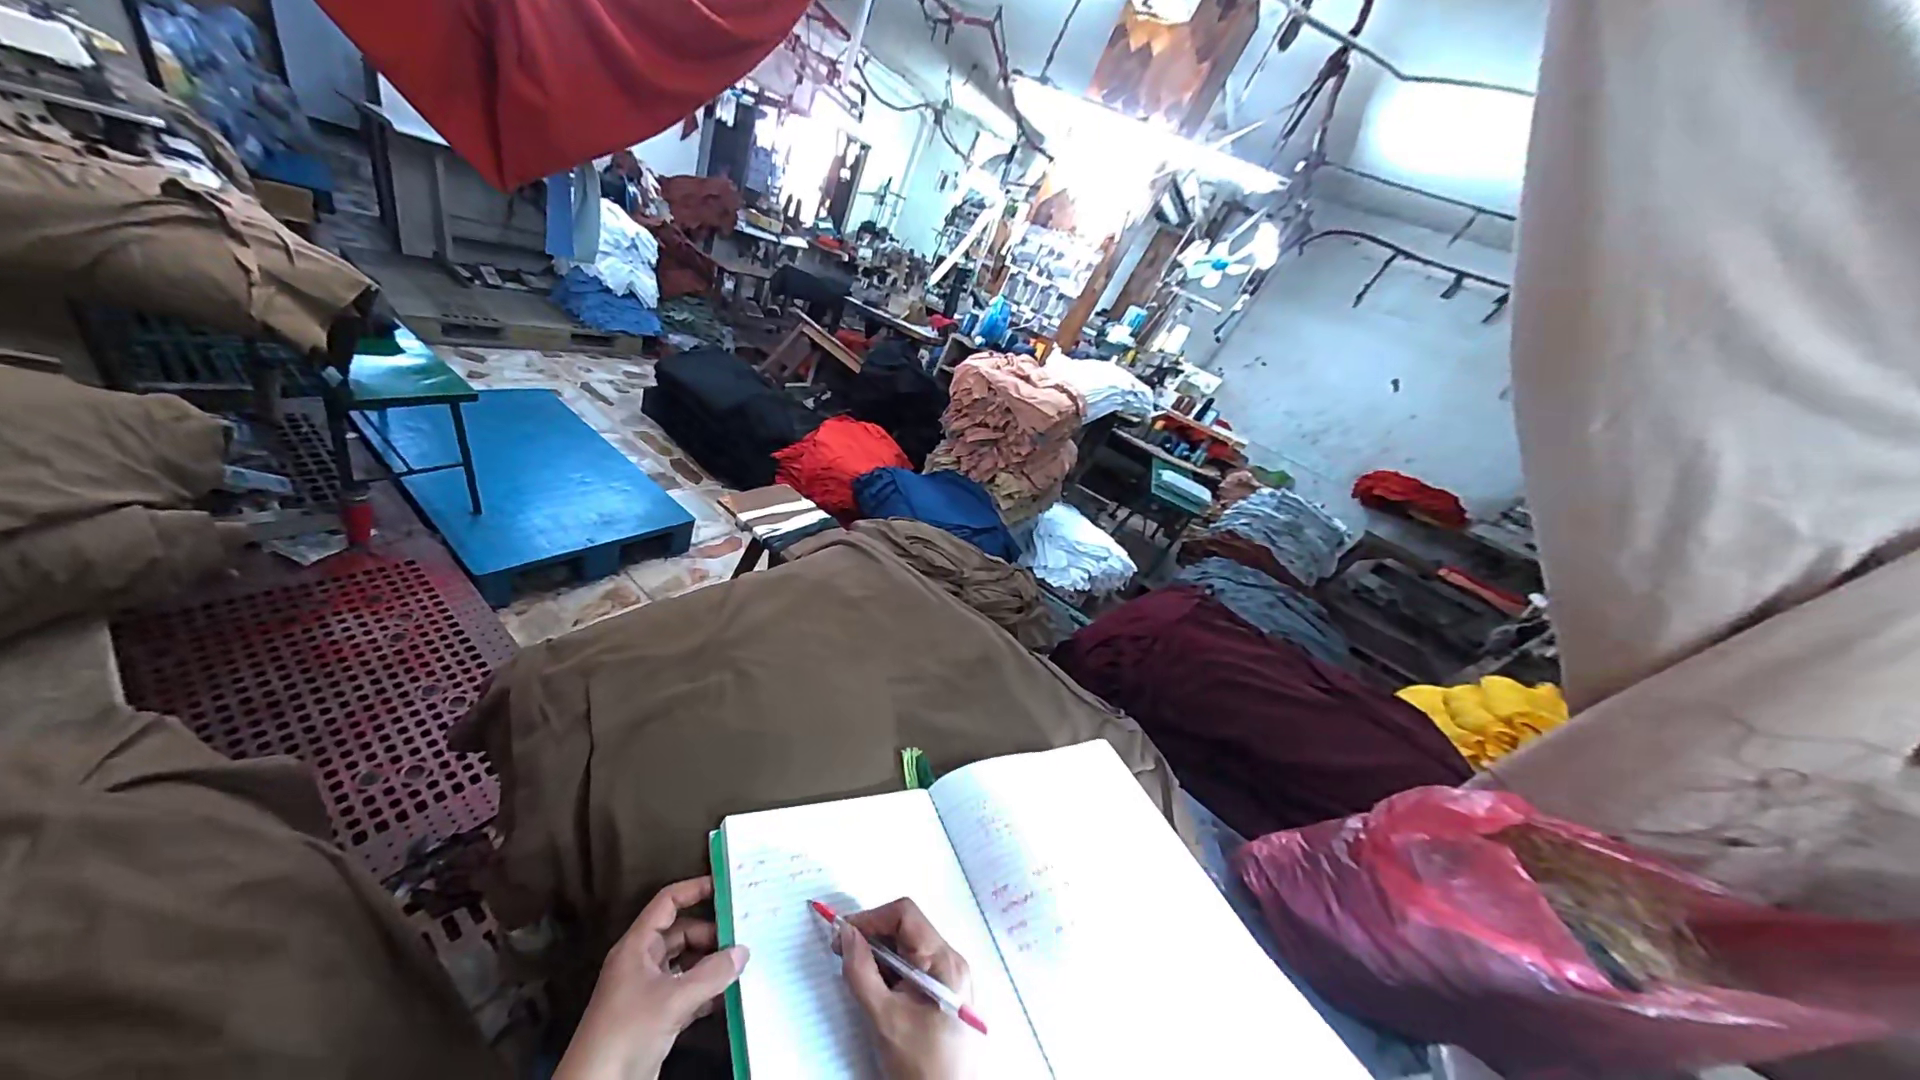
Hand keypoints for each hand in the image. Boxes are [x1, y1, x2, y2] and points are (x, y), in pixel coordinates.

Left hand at [554, 877, 749, 1079]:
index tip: (726, 888)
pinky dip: (706, 992)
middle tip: (743, 937)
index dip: (695, 890)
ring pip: (686, 964)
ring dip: (711, 965)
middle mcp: (642, 963)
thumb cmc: (627, 1033)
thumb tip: (743, 951)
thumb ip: (712, 973)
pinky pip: (687, 992)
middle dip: (711, 935)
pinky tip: (729, 997)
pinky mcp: (655, 1017)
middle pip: (682, 933)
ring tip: (743, 966)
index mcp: (637, 946)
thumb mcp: (673, 1000)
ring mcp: (648, 991)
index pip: (667, 903)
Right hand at [837, 898, 977, 1079]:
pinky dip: (891, 968)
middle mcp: (951, 960)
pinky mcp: (944, 990)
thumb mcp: (884, 1017)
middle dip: (872, 935)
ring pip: (909, 946)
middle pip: (907, 928)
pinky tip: (875, 985)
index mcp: (944, 960)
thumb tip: (845, 933)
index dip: (871, 918)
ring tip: (856, 971)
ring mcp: (950, 975)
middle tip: (841, 951)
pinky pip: (914, 964)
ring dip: (880, 953)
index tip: (843, 934)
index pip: (905, 915)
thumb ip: (861, 971)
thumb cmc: (919, 1065)